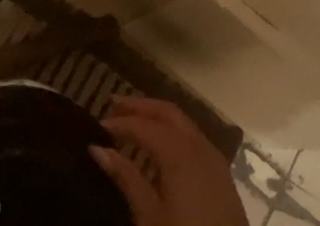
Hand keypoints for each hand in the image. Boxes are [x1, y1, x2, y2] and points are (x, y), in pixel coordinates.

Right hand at [90, 96, 248, 225]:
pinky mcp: (221, 173)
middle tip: (113, 104)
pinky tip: (161, 143)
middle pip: (167, 112)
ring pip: (183, 122)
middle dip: (140, 105)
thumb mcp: (149, 215)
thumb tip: (97, 149)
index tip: (98, 125)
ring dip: (157, 115)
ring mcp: (214, 158)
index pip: (144, 125)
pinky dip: (173, 129)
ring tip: (133, 119)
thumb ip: (125, 178)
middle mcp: (199, 146)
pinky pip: (194, 137)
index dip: (120, 122)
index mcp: (179, 153)